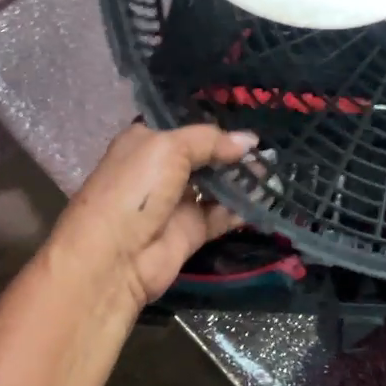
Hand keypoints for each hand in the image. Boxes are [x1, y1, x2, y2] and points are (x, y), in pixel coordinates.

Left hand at [46, 123, 259, 309]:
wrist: (112, 261)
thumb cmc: (134, 190)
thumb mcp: (170, 148)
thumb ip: (211, 140)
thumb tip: (250, 141)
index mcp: (145, 143)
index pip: (185, 128)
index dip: (215, 126)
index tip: (248, 125)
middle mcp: (160, 170)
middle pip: (205, 156)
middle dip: (234, 153)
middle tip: (268, 150)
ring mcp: (175, 203)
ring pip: (216, 185)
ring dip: (242, 179)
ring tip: (274, 172)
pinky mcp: (190, 231)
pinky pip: (222, 214)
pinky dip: (242, 207)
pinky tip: (266, 197)